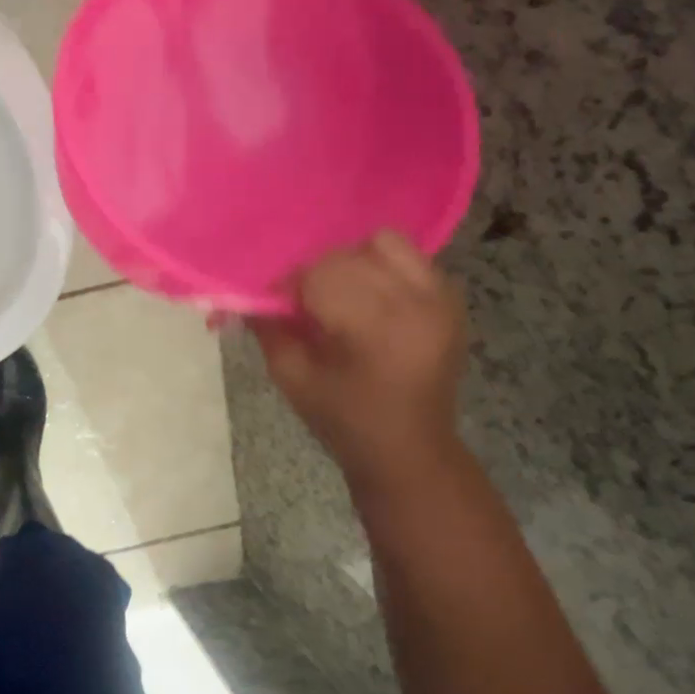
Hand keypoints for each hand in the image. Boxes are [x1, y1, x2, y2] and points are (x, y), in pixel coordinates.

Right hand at [251, 231, 468, 483]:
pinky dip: (383, 268)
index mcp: (375, 325)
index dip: (288, 286)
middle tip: (303, 307)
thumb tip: (244, 297)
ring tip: (342, 296)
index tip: (275, 310)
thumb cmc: (344, 418)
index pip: (318, 273)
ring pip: (383, 245)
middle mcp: (414, 302)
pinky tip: (370, 300)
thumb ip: (268, 328)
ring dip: (352, 264)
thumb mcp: (291, 376)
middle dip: (316, 275)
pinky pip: (412, 259)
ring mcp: (439, 299)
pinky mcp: (450, 301)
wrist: (409, 448)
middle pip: (348, 256)